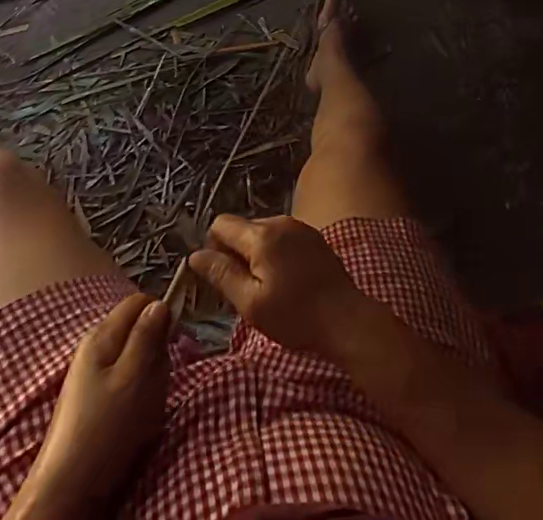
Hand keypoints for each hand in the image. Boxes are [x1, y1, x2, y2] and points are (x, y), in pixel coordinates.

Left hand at [11, 294, 170, 519]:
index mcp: (102, 336)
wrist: (68, 488)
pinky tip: (136, 418)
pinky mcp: (94, 399)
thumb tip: (160, 303)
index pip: (138, 302)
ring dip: (149, 375)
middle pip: (137, 329)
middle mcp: (94, 348)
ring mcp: (92, 375)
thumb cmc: (105, 428)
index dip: (161, 313)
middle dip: (156, 349)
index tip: (176, 339)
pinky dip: (138, 394)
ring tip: (147, 403)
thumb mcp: (134, 377)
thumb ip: (147, 336)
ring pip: (135, 357)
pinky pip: (126, 382)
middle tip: (158, 380)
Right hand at [188, 214, 382, 360]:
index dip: (213, 248)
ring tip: (267, 287)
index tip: (222, 277)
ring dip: (256, 254)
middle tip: (244, 288)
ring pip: (262, 232)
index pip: (221, 224)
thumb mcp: (251, 303)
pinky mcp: (313, 237)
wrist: (347, 320)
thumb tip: (195, 255)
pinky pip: (282, 237)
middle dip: (235, 252)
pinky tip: (286, 281)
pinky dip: (275, 254)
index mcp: (261, 235)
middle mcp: (280, 222)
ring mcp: (300, 227)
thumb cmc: (295, 316)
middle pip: (242, 227)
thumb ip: (221, 275)